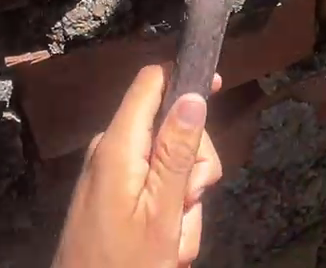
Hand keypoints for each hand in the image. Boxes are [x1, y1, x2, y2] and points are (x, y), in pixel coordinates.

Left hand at [51, 65, 224, 267]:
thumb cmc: (123, 267)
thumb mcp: (160, 215)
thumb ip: (176, 153)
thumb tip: (192, 94)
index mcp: (118, 143)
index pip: (152, 81)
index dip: (185, 77)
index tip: (216, 88)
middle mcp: (110, 149)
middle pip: (168, 126)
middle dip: (191, 164)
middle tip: (191, 203)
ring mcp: (109, 173)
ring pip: (166, 163)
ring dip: (182, 200)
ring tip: (174, 241)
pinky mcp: (110, 196)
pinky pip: (151, 187)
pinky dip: (167, 213)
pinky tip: (166, 246)